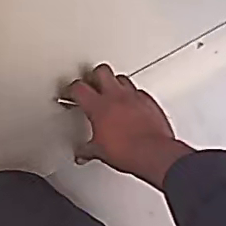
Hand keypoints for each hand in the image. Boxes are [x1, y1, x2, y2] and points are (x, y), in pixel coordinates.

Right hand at [64, 64, 193, 187]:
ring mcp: (134, 97)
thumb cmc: (127, 151)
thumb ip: (87, 149)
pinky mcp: (149, 101)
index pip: (79, 88)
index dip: (72, 89)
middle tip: (91, 86)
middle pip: (101, 71)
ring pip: (121, 77)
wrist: (154, 155)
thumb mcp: (99, 152)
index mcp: (98, 106)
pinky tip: (131, 105)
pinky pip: (138, 91)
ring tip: (111, 93)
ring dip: (114, 83)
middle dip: (94, 76)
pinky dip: (133, 95)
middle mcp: (116, 97)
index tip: (70, 94)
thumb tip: (83, 153)